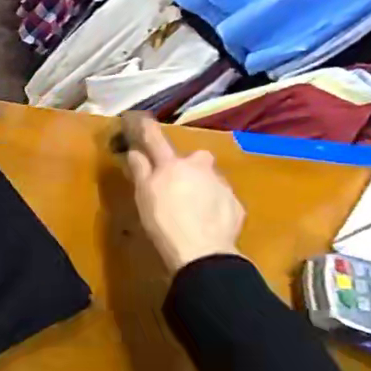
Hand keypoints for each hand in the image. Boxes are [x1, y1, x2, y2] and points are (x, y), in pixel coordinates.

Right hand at [121, 114, 244, 274]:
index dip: (145, 128)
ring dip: (200, 186)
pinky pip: (220, 198)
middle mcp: (200, 166)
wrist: (203, 251)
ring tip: (190, 208)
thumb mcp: (143, 196)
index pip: (156, 139)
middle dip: (185, 166)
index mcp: (172, 163)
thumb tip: (134, 152)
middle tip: (174, 185)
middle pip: (193, 158)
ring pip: (208, 177)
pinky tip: (204, 221)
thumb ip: (140, 170)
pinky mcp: (236, 204)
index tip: (138, 118)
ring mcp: (221, 184)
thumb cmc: (164, 221)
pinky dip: (212, 204)